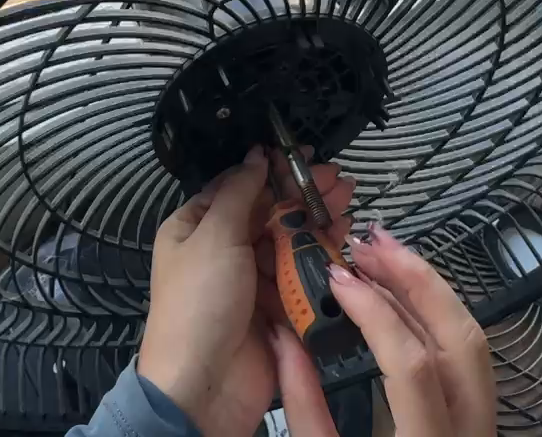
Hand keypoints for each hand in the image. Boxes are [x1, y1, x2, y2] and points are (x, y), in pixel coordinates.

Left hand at [139, 148, 357, 436]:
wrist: (204, 387)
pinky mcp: (276, 307)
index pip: (235, 186)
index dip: (268, 169)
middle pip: (267, 210)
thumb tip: (256, 153)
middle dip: (300, 191)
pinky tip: (343, 232)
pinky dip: (322, 253)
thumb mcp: (214, 236)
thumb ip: (240, 192)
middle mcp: (221, 248)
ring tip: (347, 195)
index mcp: (194, 226)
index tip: (301, 154)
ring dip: (316, 217)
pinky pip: (300, 272)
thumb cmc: (199, 301)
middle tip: (335, 175)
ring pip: (287, 239)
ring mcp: (250, 279)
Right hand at [267, 223, 496, 436]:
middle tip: (367, 244)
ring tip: (381, 254)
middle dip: (415, 279)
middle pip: (461, 340)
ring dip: (426, 287)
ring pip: (472, 341)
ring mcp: (484, 430)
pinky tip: (398, 295)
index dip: (375, 312)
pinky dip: (432, 314)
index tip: (336, 277)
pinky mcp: (480, 423)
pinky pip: (465, 356)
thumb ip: (303, 408)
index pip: (413, 365)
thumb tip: (282, 335)